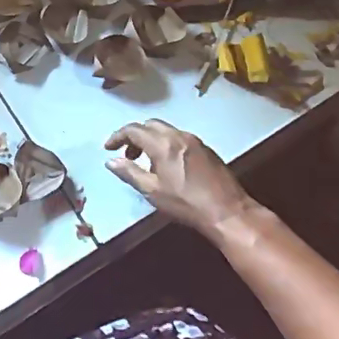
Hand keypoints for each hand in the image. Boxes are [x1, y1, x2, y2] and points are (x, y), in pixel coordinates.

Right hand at [105, 119, 256, 232]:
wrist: (229, 213)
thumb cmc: (186, 202)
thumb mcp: (151, 190)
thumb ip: (129, 172)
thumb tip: (111, 161)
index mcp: (163, 144)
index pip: (133, 129)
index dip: (117, 136)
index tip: (109, 148)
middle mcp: (179, 136)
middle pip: (150, 125)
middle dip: (134, 136)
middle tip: (127, 154)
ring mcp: (196, 142)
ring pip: (166, 130)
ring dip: (151, 139)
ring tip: (145, 161)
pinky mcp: (207, 150)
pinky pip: (179, 138)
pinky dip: (166, 144)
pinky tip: (167, 164)